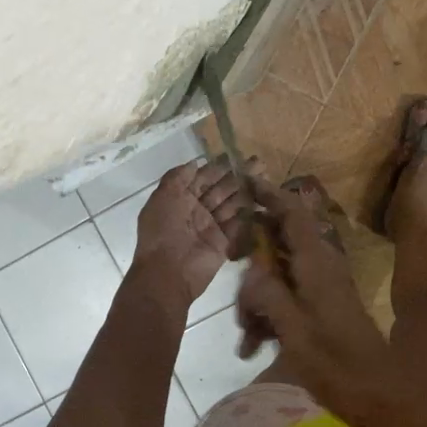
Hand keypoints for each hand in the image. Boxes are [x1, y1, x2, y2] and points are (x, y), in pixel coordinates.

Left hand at [131, 159, 252, 311]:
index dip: (218, 166)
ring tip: (264, 177)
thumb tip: (195, 163)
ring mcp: (211, 226)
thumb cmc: (162, 231)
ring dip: (246, 191)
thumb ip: (177, 177)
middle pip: (220, 188)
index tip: (235, 154)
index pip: (202, 177)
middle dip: (237, 175)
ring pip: (231, 204)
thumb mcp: (162, 197)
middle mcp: (197, 210)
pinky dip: (249, 213)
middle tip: (259, 162)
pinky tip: (263, 200)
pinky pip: (238, 224)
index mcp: (180, 198)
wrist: (167, 272)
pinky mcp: (224, 242)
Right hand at [236, 181, 412, 425]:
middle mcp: (320, 266)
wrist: (379, 397)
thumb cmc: (335, 363)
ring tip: (246, 334)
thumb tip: (251, 272)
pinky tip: (255, 345)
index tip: (243, 181)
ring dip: (257, 297)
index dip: (268, 194)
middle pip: (278, 241)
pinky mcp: (323, 308)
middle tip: (232, 278)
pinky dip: (270, 313)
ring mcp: (322, 287)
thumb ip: (266, 292)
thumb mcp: (291, 328)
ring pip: (278, 273)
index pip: (291, 212)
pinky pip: (288, 295)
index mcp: (315, 262)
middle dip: (251, 259)